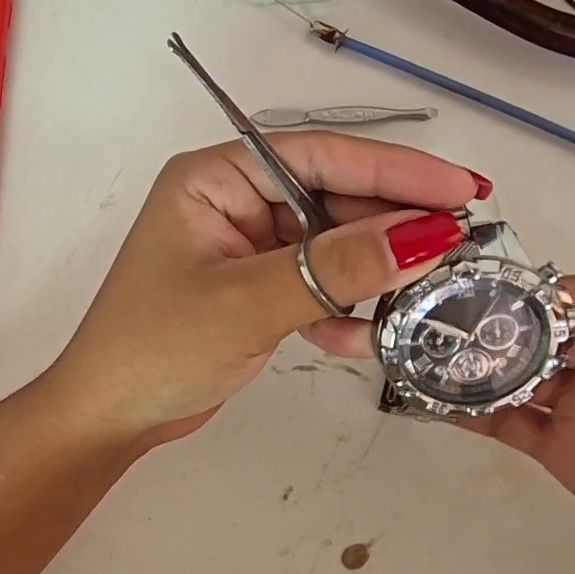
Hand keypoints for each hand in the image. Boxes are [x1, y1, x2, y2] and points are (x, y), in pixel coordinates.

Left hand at [43, 132, 482, 445]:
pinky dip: (339, 308)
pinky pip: (313, 285)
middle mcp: (231, 202)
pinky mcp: (254, 290)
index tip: (463, 189)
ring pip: (329, 245)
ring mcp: (244, 248)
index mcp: (213, 179)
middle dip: (390, 226)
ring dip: (371, 273)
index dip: (395, 169)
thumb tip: (430, 233)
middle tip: (463, 245)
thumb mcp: (249, 301)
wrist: (111, 416)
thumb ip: (338, 266)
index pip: (318, 156)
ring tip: (426, 294)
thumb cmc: (158, 347)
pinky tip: (362, 337)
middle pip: (331, 197)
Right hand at [462, 274, 574, 573]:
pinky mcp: (571, 457)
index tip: (520, 301)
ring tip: (429, 360)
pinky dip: (474, 411)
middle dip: (504, 325)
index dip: (569, 296)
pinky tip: (438, 404)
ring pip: (524, 373)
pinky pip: (513, 425)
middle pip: (556, 332)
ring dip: (479, 363)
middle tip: (451, 329)